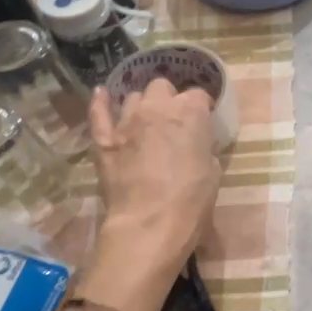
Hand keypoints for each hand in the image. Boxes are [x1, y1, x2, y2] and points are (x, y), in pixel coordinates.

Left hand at [88, 80, 220, 284]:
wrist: (150, 223)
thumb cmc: (192, 199)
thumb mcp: (213, 169)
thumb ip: (203, 146)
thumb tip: (194, 142)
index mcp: (191, 112)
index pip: (199, 95)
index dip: (202, 108)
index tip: (204, 121)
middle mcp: (157, 107)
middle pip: (162, 87)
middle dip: (169, 99)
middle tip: (174, 120)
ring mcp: (126, 121)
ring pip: (133, 98)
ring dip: (143, 105)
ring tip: (147, 120)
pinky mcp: (104, 139)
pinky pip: (98, 112)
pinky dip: (101, 102)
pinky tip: (103, 94)